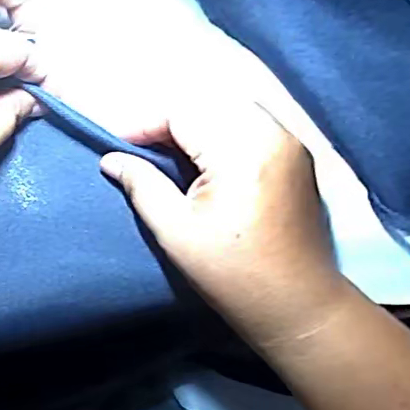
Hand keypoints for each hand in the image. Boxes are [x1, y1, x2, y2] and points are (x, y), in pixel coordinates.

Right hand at [101, 98, 359, 350]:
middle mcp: (272, 135)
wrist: (296, 305)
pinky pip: (254, 126)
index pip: (183, 112)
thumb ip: (142, 186)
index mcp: (242, 151)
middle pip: (210, 104)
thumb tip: (111, 159)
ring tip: (172, 155)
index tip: (117, 146)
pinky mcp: (299, 158)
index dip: (144, 124)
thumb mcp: (175, 232)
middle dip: (171, 121)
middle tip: (142, 150)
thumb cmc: (231, 274)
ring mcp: (291, 144)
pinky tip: (207, 162)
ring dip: (198, 124)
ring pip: (233, 110)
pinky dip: (224, 132)